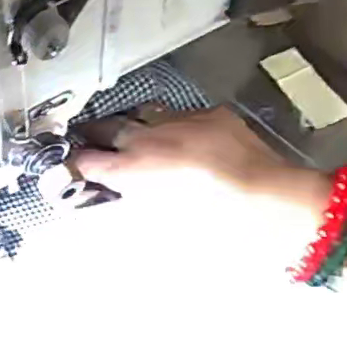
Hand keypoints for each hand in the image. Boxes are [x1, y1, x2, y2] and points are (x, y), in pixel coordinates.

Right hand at [71, 107, 330, 272]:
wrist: (275, 207)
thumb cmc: (218, 231)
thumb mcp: (161, 231)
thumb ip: (128, 211)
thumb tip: (112, 203)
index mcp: (134, 171)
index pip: (86, 160)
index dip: (74, 165)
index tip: (71, 169)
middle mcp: (152, 137)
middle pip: (108, 127)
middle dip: (96, 138)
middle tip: (92, 148)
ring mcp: (183, 120)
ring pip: (144, 114)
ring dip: (134, 128)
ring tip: (136, 144)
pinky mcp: (212, 114)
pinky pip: (181, 115)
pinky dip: (174, 128)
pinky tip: (184, 145)